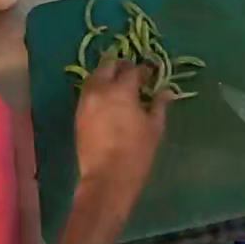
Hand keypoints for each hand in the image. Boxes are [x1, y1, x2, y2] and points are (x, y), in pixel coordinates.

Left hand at [73, 61, 170, 221]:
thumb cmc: (136, 152)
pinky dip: (98, 88)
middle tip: (133, 72)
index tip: (152, 74)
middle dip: (121, 65)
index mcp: (121, 90)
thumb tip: (166, 91)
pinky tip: (108, 98)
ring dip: (107, 75)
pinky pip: (88, 92)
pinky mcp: (78, 114)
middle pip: (108, 66)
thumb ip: (159, 105)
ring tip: (119, 83)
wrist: (107, 178)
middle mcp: (100, 90)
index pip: (133, 70)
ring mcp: (86, 101)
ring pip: (94, 77)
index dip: (144, 70)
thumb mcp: (154, 127)